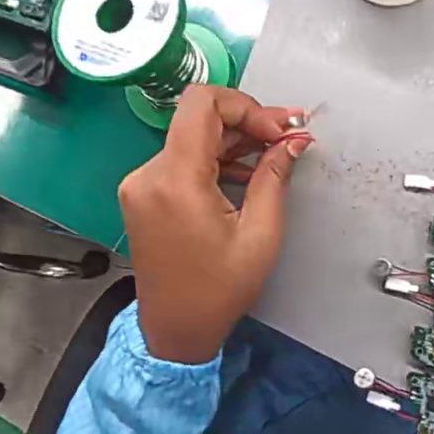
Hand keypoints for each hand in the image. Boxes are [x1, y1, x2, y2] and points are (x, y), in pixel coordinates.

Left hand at [118, 86, 311, 363]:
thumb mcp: (260, 235)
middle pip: (199, 119)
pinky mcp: (142, 195)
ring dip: (232, 141)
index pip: (203, 104)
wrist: (174, 329)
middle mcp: (148, 175)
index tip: (277, 131)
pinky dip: (213, 159)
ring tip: (273, 153)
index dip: (246, 106)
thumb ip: (274, 177)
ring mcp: (141, 184)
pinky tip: (244, 172)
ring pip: (191, 138)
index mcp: (175, 182)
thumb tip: (292, 141)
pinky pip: (180, 160)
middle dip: (247, 122)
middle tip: (288, 135)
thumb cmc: (216, 293)